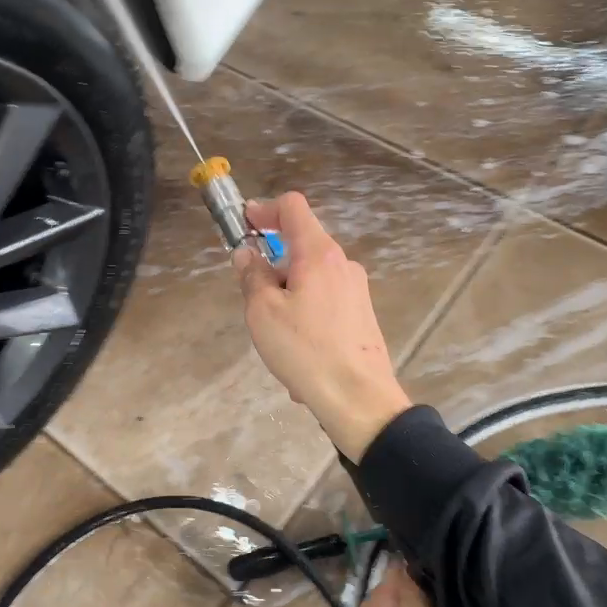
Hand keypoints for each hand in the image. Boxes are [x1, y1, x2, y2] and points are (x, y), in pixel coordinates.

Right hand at [233, 192, 411, 458]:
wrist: (359, 398)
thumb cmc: (306, 349)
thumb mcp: (263, 311)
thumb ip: (252, 275)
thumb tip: (247, 254)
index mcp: (319, 254)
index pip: (293, 207)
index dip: (265, 209)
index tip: (245, 224)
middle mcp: (343, 264)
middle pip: (301, 246)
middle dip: (272, 265)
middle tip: (253, 298)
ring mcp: (357, 290)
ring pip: (311, 279)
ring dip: (287, 298)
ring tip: (276, 340)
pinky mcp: (362, 316)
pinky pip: (324, 305)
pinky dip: (305, 318)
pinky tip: (299, 355)